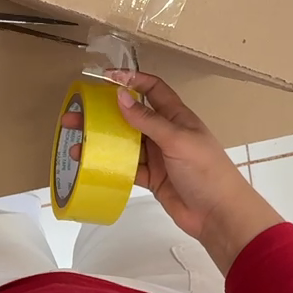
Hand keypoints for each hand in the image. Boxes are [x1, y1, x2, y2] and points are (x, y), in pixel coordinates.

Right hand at [68, 71, 283, 271]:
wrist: (217, 214)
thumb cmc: (205, 170)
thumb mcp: (176, 140)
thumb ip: (147, 120)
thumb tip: (119, 96)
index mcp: (176, 117)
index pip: (152, 89)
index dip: (131, 80)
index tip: (105, 79)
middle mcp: (164, 133)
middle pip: (130, 117)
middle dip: (103, 114)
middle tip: (75, 116)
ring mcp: (157, 156)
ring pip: (123, 143)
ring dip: (101, 142)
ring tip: (76, 145)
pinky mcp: (151, 178)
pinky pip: (125, 167)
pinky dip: (108, 165)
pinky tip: (89, 165)